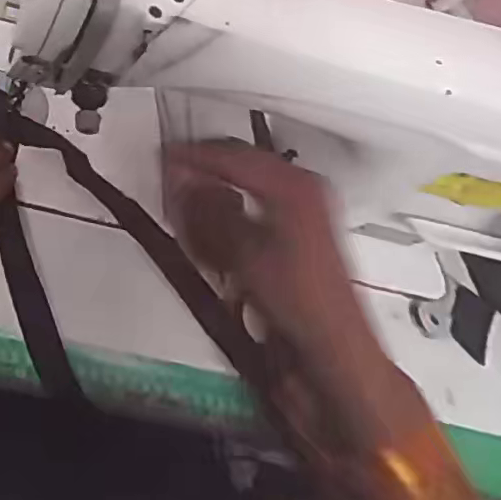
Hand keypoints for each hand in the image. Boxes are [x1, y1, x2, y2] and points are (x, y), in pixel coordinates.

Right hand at [171, 142, 484, 499]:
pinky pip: (254, 198)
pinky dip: (230, 207)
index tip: (164, 157)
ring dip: (214, 191)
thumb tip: (181, 181)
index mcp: (292, 183)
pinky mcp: (302, 221)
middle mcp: (301, 184)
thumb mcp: (242, 252)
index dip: (192, 155)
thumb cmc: (297, 299)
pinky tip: (214, 227)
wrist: (336, 345)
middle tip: (173, 182)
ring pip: (244, 180)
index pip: (229, 153)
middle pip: (237, 162)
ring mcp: (305, 201)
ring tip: (189, 207)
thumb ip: (206, 210)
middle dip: (203, 174)